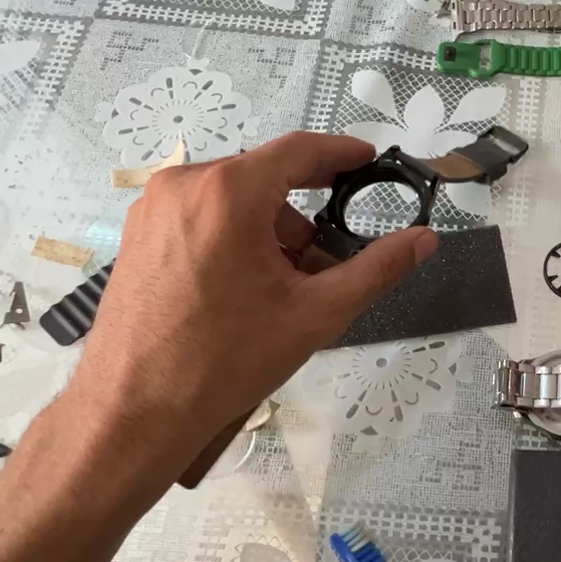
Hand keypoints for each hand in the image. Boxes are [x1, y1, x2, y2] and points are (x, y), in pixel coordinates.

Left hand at [70, 133, 437, 474]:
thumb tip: (424, 239)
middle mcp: (182, 186)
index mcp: (227, 193)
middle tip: (323, 265)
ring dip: (269, 231)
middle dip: (303, 216)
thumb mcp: (317, 313)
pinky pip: (202, 216)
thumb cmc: (226, 360)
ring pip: (234, 200)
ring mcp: (153, 209)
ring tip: (280, 290)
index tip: (370, 161)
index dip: (341, 152)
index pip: (299, 151)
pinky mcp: (137, 234)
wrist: (135, 410)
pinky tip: (242, 289)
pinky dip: (235, 238)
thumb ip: (378, 268)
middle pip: (266, 179)